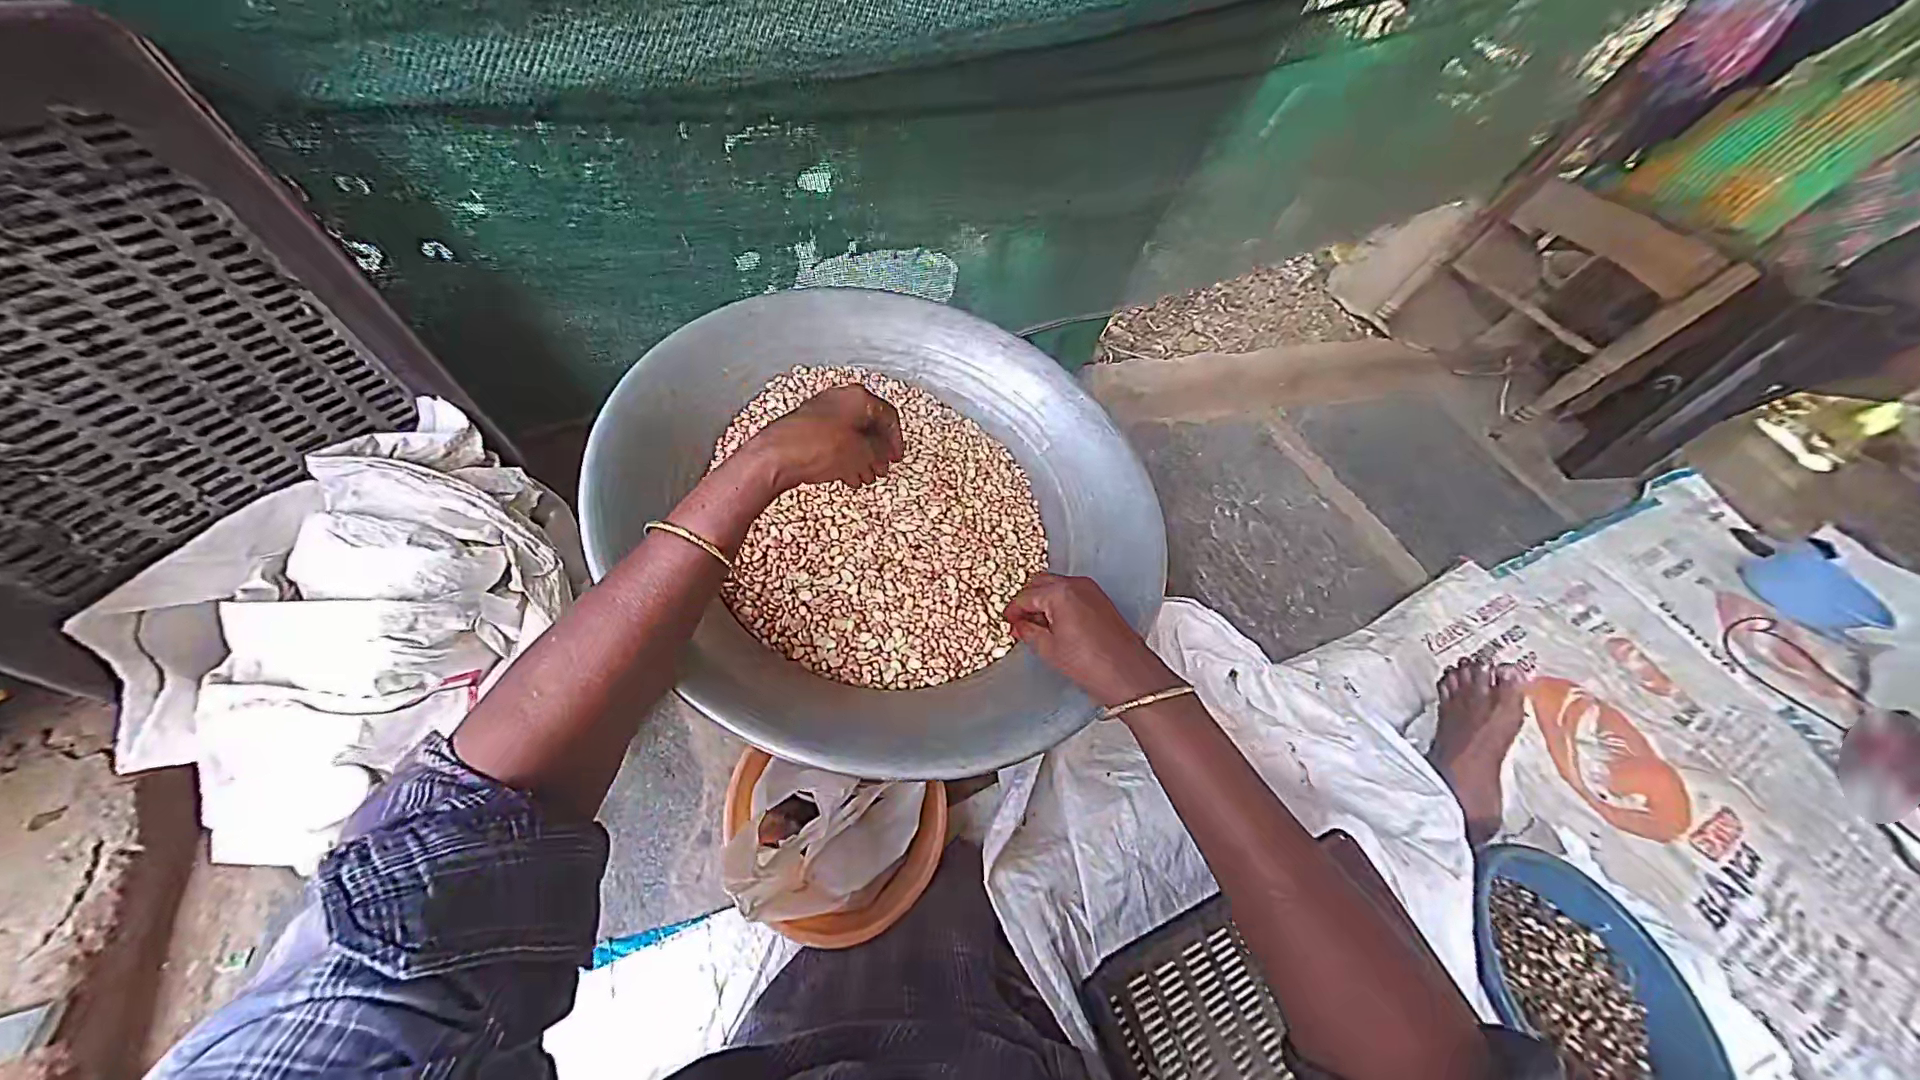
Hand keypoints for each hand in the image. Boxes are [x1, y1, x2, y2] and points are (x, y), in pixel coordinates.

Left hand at [747, 385, 903, 489]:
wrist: (775, 457)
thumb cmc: (818, 449)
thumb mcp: (861, 453)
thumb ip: (879, 451)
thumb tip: (883, 452)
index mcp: (857, 398)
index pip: (888, 416)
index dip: (896, 439)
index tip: (896, 456)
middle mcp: (839, 400)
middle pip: (868, 424)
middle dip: (877, 449)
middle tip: (882, 468)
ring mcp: (820, 412)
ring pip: (851, 434)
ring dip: (861, 456)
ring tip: (866, 476)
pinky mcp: (806, 428)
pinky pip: (834, 441)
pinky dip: (844, 456)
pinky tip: (847, 475)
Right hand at [1003, 573, 1181, 707]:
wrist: (1128, 675)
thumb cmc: (1094, 664)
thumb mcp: (1048, 649)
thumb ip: (1028, 632)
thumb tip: (1020, 626)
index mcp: (1060, 592)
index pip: (1025, 596)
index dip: (1013, 610)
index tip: (1009, 621)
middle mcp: (1076, 584)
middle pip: (1040, 584)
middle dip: (1027, 601)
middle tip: (1020, 623)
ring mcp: (1091, 590)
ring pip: (1057, 586)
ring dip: (1044, 601)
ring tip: (1038, 627)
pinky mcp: (1101, 600)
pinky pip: (1072, 593)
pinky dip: (1060, 603)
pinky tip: (1057, 626)